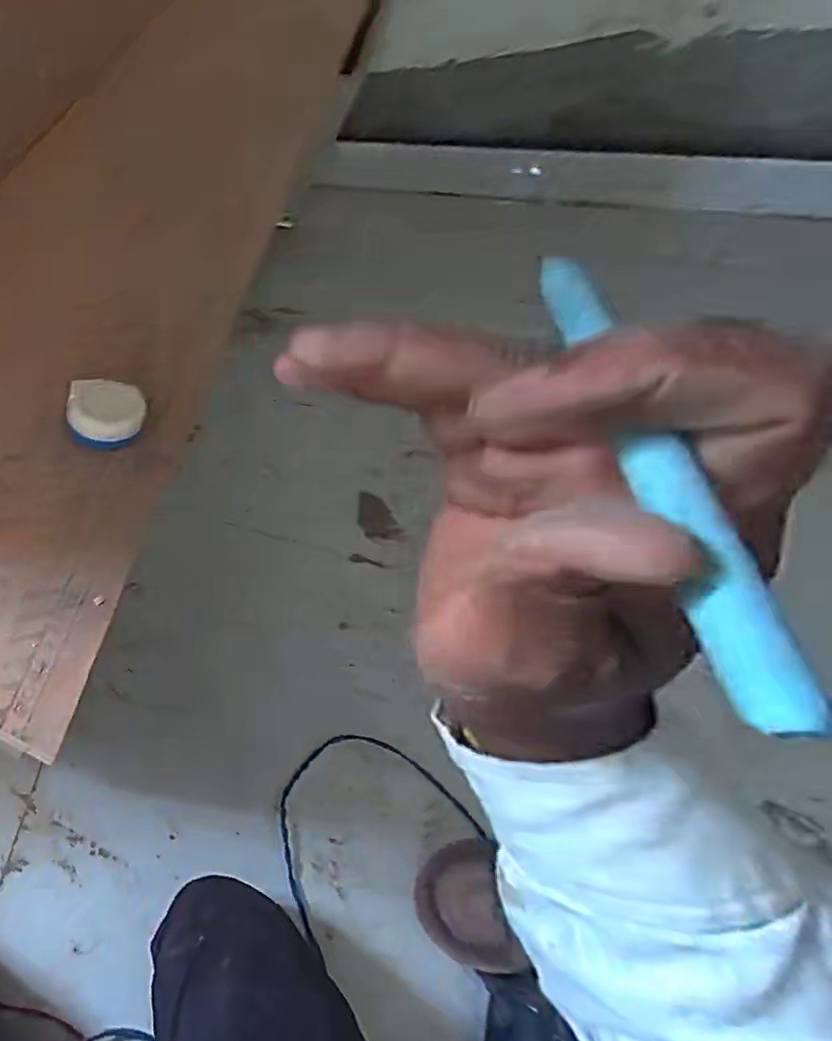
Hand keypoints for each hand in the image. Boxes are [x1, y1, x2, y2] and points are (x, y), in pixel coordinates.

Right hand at [275, 321, 831, 760]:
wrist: (509, 670)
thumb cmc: (550, 670)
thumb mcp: (566, 653)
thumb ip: (585, 591)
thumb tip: (650, 540)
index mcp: (707, 494)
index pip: (751, 390)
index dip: (650, 378)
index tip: (518, 419)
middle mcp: (637, 444)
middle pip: (595, 356)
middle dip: (503, 366)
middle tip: (428, 401)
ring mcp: (551, 436)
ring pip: (492, 363)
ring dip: (398, 354)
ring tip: (310, 354)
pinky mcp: (478, 439)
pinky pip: (429, 389)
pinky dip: (367, 372)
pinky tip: (304, 367)